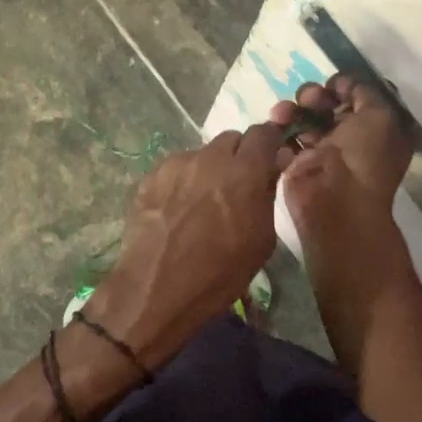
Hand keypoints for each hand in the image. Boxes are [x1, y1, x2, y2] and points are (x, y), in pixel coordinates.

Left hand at [84, 122, 291, 365]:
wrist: (158, 287)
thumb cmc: (220, 272)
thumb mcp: (261, 240)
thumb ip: (267, 195)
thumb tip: (271, 167)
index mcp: (244, 171)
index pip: (263, 133)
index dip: (267, 144)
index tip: (267, 159)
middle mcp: (209, 158)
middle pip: (230, 140)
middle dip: (237, 157)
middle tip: (234, 186)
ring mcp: (175, 165)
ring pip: (200, 155)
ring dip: (207, 170)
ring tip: (200, 204)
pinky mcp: (150, 177)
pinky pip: (174, 170)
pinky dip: (181, 182)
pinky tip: (176, 211)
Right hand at [269, 75, 414, 239]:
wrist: (335, 200)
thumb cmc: (364, 156)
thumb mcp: (379, 115)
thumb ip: (364, 92)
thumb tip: (343, 85)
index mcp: (377, 130)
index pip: (357, 98)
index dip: (343, 86)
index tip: (332, 84)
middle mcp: (351, 140)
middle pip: (328, 106)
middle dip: (315, 96)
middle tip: (308, 99)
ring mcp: (323, 152)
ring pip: (304, 119)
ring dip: (293, 110)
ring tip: (283, 112)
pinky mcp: (297, 163)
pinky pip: (285, 138)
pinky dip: (278, 128)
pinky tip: (275, 125)